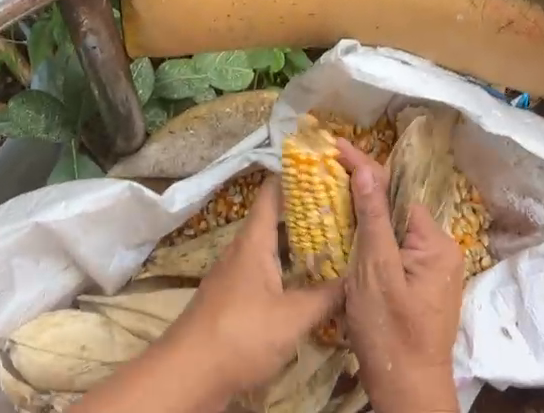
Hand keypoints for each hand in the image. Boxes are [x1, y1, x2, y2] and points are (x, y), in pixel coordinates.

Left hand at [162, 176, 343, 396]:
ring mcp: (236, 274)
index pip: (272, 192)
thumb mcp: (292, 317)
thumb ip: (325, 297)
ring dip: (298, 246)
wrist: (189, 372)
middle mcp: (243, 250)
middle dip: (306, 213)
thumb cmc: (240, 333)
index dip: (295, 177)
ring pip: (271, 248)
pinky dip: (287, 271)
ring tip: (334, 246)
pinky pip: (265, 272)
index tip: (325, 170)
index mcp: (254, 241)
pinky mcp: (234, 298)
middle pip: (275, 220)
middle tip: (343, 212)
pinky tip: (308, 286)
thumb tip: (355, 279)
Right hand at [337, 138, 464, 412]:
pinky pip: (392, 245)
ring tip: (331, 188)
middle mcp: (440, 249)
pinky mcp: (418, 283)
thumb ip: (372, 219)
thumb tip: (366, 170)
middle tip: (327, 165)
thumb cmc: (390, 334)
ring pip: (392, 225)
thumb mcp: (375, 272)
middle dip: (362, 185)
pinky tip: (346, 227)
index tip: (335, 144)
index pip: (395, 190)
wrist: (408, 392)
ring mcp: (431, 268)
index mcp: (435, 243)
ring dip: (364, 209)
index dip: (364, 165)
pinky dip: (369, 234)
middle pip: (395, 205)